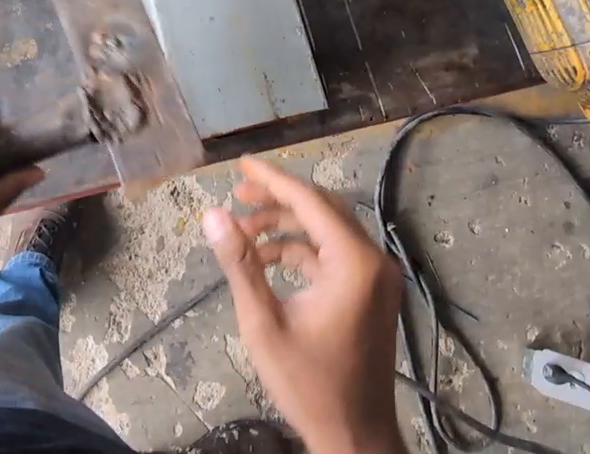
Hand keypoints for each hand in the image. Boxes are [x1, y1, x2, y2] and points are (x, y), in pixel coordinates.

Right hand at [202, 157, 406, 453]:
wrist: (354, 439)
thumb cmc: (309, 384)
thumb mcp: (264, 324)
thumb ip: (240, 264)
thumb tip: (212, 215)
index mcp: (354, 263)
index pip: (309, 201)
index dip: (272, 179)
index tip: (241, 164)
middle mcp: (373, 260)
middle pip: (322, 208)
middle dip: (277, 198)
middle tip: (237, 195)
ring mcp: (377, 277)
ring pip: (328, 229)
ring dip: (287, 224)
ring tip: (244, 231)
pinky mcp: (373, 292)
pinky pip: (335, 253)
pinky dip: (301, 249)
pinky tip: (267, 260)